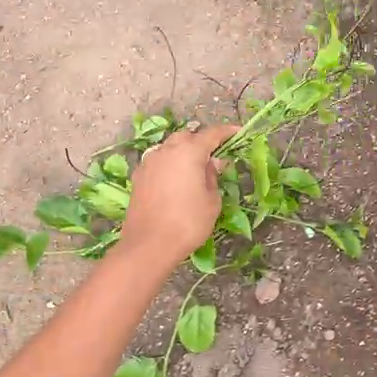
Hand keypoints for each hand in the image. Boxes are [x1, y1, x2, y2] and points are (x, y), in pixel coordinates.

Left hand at [122, 124, 237, 261]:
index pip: (211, 134)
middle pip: (186, 137)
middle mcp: (166, 151)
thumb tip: (212, 163)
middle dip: (201, 141)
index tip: (237, 132)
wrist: (148, 245)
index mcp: (189, 152)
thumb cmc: (188, 223)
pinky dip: (169, 164)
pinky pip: (157, 162)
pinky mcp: (138, 177)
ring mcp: (149, 163)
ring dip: (182, 152)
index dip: (226, 132)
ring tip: (193, 167)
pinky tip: (174, 179)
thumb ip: (212, 177)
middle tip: (214, 155)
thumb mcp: (211, 201)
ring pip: (169, 148)